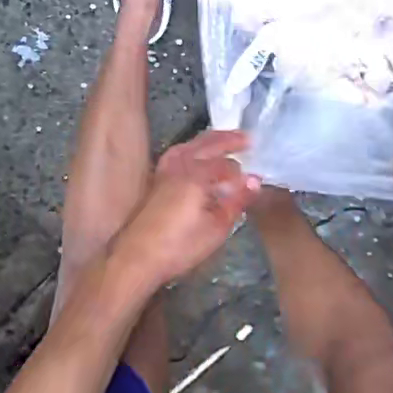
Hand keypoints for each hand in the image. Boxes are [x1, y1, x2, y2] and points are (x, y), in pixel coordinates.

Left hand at [111, 131, 260, 290]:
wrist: (138, 255)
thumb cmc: (180, 244)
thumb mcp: (216, 227)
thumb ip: (236, 201)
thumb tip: (255, 180)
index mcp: (197, 173)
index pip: (226, 166)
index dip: (242, 173)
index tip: (254, 179)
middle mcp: (181, 164)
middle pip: (207, 143)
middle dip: (228, 139)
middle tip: (247, 137)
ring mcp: (166, 169)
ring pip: (191, 144)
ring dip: (208, 140)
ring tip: (222, 140)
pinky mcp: (157, 178)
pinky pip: (178, 151)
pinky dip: (191, 146)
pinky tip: (193, 155)